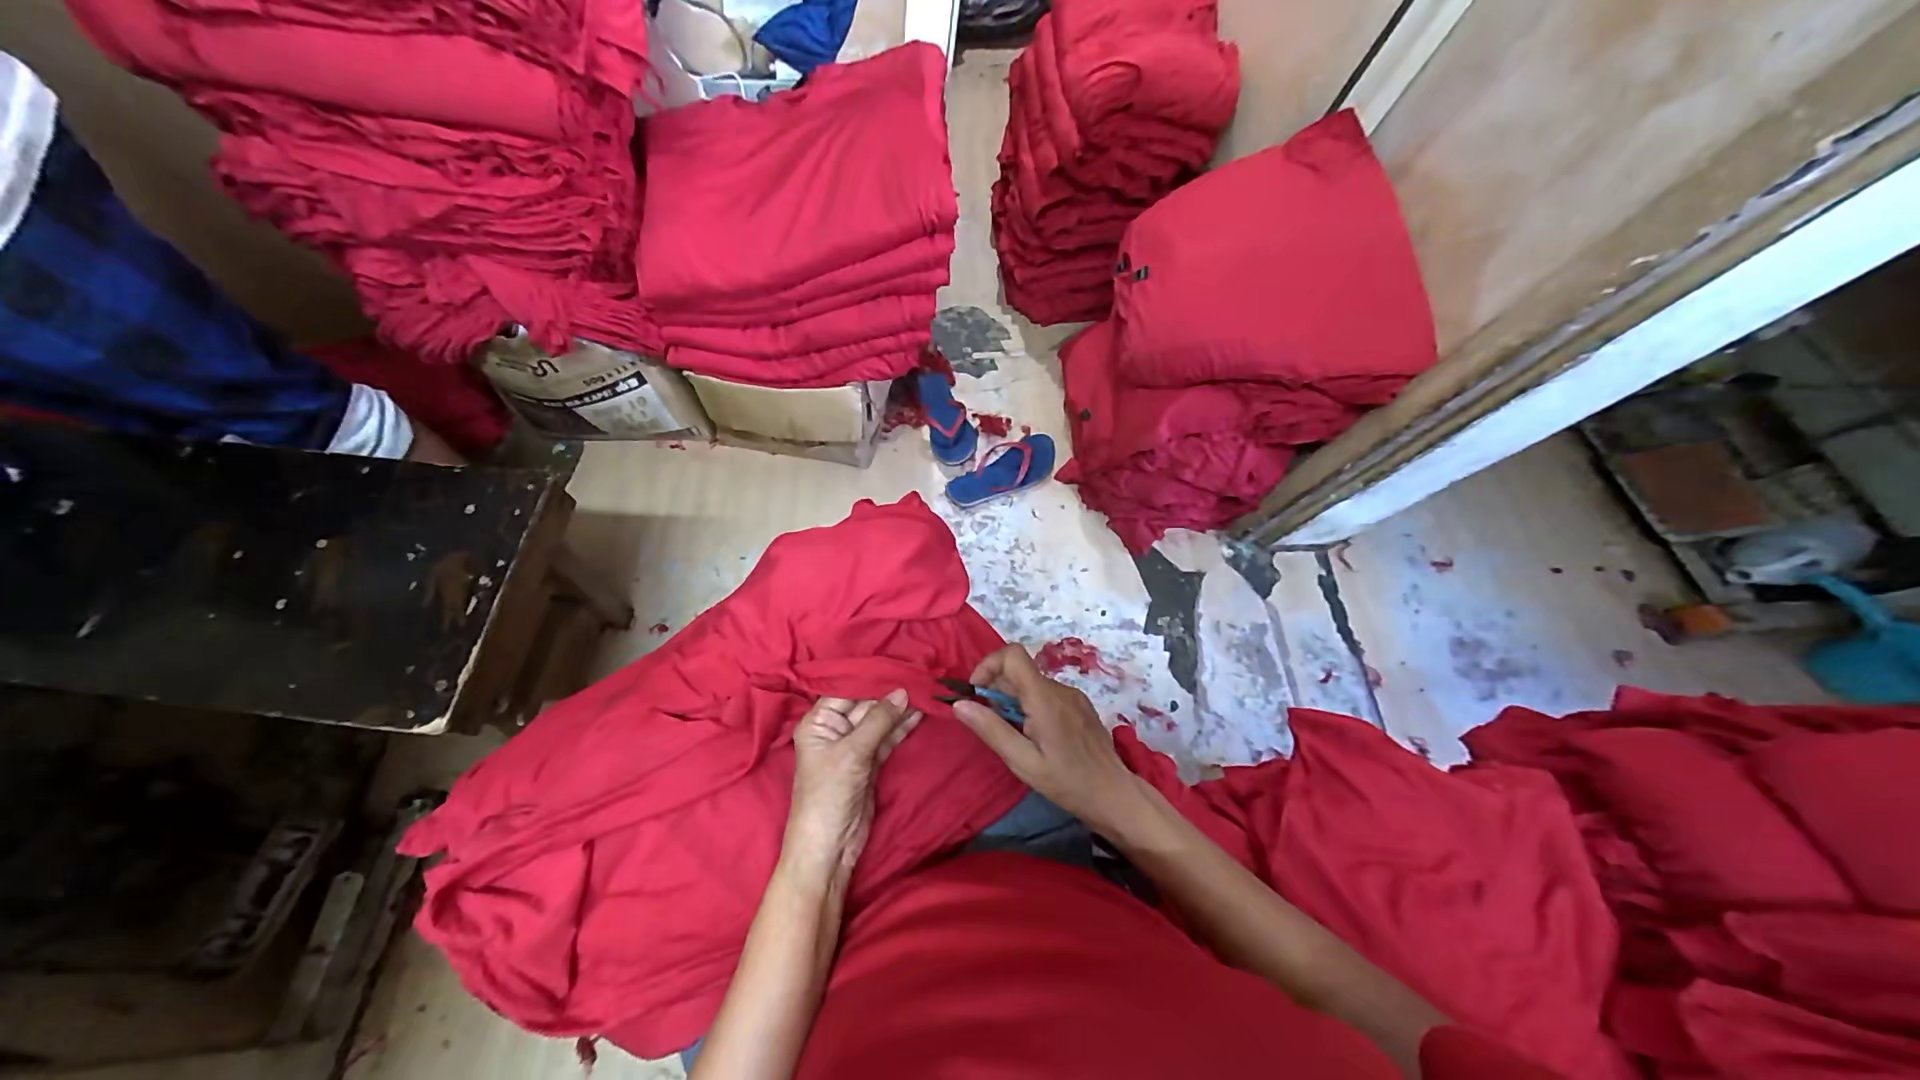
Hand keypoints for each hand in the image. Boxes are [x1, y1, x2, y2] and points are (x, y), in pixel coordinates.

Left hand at [785, 691, 921, 881]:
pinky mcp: (869, 763)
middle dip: (891, 692)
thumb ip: (879, 720)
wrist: (829, 847)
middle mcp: (834, 730)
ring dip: (901, 710)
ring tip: (926, 691)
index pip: (847, 690)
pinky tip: (919, 713)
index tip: (901, 664)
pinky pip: (887, 738)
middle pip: (866, 704)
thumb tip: (903, 691)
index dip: (873, 678)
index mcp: (819, 722)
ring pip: (879, 721)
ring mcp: (853, 747)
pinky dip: (902, 728)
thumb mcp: (852, 753)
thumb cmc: (829, 795)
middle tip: (920, 675)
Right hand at [949, 645, 1148, 834]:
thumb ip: (991, 729)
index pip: (1012, 654)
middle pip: (1019, 671)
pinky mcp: (1080, 706)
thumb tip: (959, 704)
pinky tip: (1035, 735)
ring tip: (1014, 734)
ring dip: (1013, 700)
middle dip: (996, 689)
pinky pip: (1047, 694)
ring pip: (1032, 683)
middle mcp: (1060, 689)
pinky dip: (1031, 705)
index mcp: (1044, 698)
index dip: (989, 665)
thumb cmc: (1067, 782)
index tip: (977, 693)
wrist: (1114, 794)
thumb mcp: (1022, 761)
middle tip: (991, 723)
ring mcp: (1073, 696)